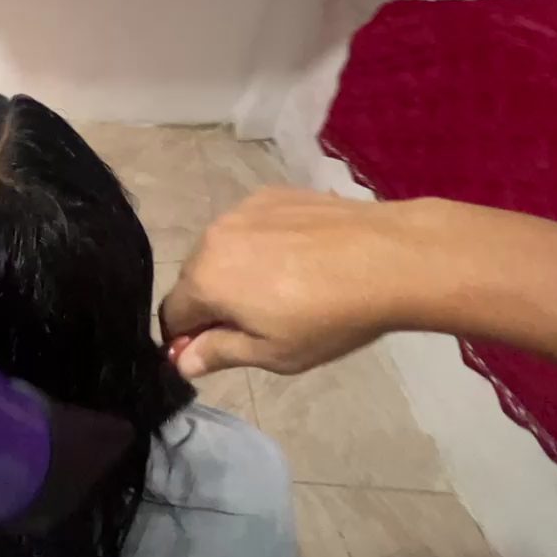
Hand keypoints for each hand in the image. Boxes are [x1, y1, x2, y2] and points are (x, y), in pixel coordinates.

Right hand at [157, 189, 457, 377]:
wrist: (385, 257)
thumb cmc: (327, 317)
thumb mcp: (273, 353)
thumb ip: (219, 353)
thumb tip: (180, 360)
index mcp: (204, 281)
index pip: (172, 315)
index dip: (189, 338)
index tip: (219, 348)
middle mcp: (210, 238)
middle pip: (195, 278)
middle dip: (213, 301)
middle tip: (260, 319)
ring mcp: (238, 211)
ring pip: (221, 249)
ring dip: (235, 269)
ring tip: (283, 284)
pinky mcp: (266, 195)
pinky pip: (247, 225)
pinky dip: (259, 242)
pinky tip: (298, 255)